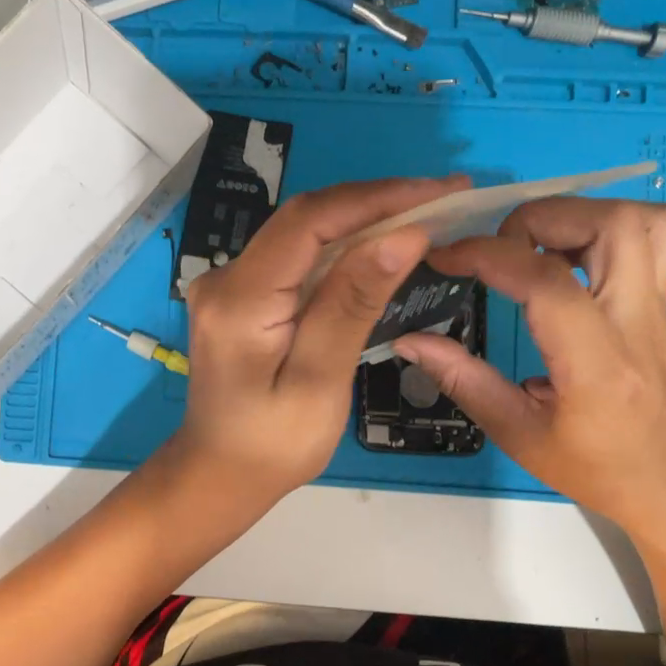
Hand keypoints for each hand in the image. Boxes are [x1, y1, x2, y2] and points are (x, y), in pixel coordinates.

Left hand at [170, 176, 467, 502]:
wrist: (219, 473)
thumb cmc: (273, 443)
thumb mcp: (320, 379)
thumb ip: (353, 303)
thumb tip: (403, 234)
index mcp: (239, 298)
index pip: (309, 221)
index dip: (376, 198)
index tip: (439, 192)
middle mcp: (225, 279)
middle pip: (305, 220)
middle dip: (376, 204)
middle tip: (446, 199)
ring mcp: (228, 285)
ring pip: (301, 235)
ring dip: (362, 222)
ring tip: (428, 214)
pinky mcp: (239, 297)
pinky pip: (294, 259)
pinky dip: (339, 250)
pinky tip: (380, 249)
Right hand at [394, 197, 665, 530]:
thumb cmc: (596, 468)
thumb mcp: (516, 433)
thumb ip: (462, 380)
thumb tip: (409, 341)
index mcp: (597, 363)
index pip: (547, 281)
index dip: (488, 255)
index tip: (445, 257)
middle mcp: (636, 320)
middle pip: (609, 226)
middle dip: (540, 218)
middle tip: (501, 248)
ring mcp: (657, 305)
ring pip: (643, 220)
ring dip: (580, 214)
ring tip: (537, 245)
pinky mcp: (662, 301)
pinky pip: (658, 235)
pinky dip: (613, 225)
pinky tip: (574, 254)